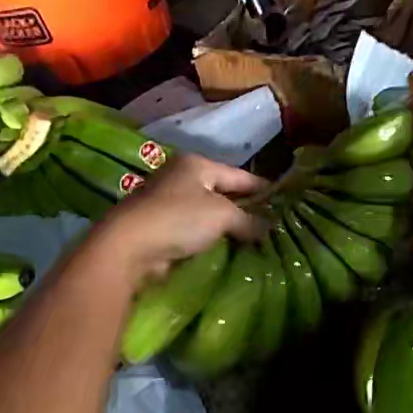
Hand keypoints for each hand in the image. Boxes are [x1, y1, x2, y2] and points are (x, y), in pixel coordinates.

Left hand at [82, 151, 267, 287]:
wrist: (128, 247)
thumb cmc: (179, 219)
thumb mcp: (223, 215)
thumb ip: (249, 220)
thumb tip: (269, 228)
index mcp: (197, 164)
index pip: (240, 175)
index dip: (263, 188)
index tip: (284, 201)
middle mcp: (182, 177)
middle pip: (224, 192)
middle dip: (247, 208)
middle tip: (273, 224)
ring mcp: (169, 201)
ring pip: (210, 212)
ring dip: (229, 225)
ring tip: (255, 239)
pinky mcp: (161, 225)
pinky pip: (196, 229)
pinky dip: (211, 237)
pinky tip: (228, 248)